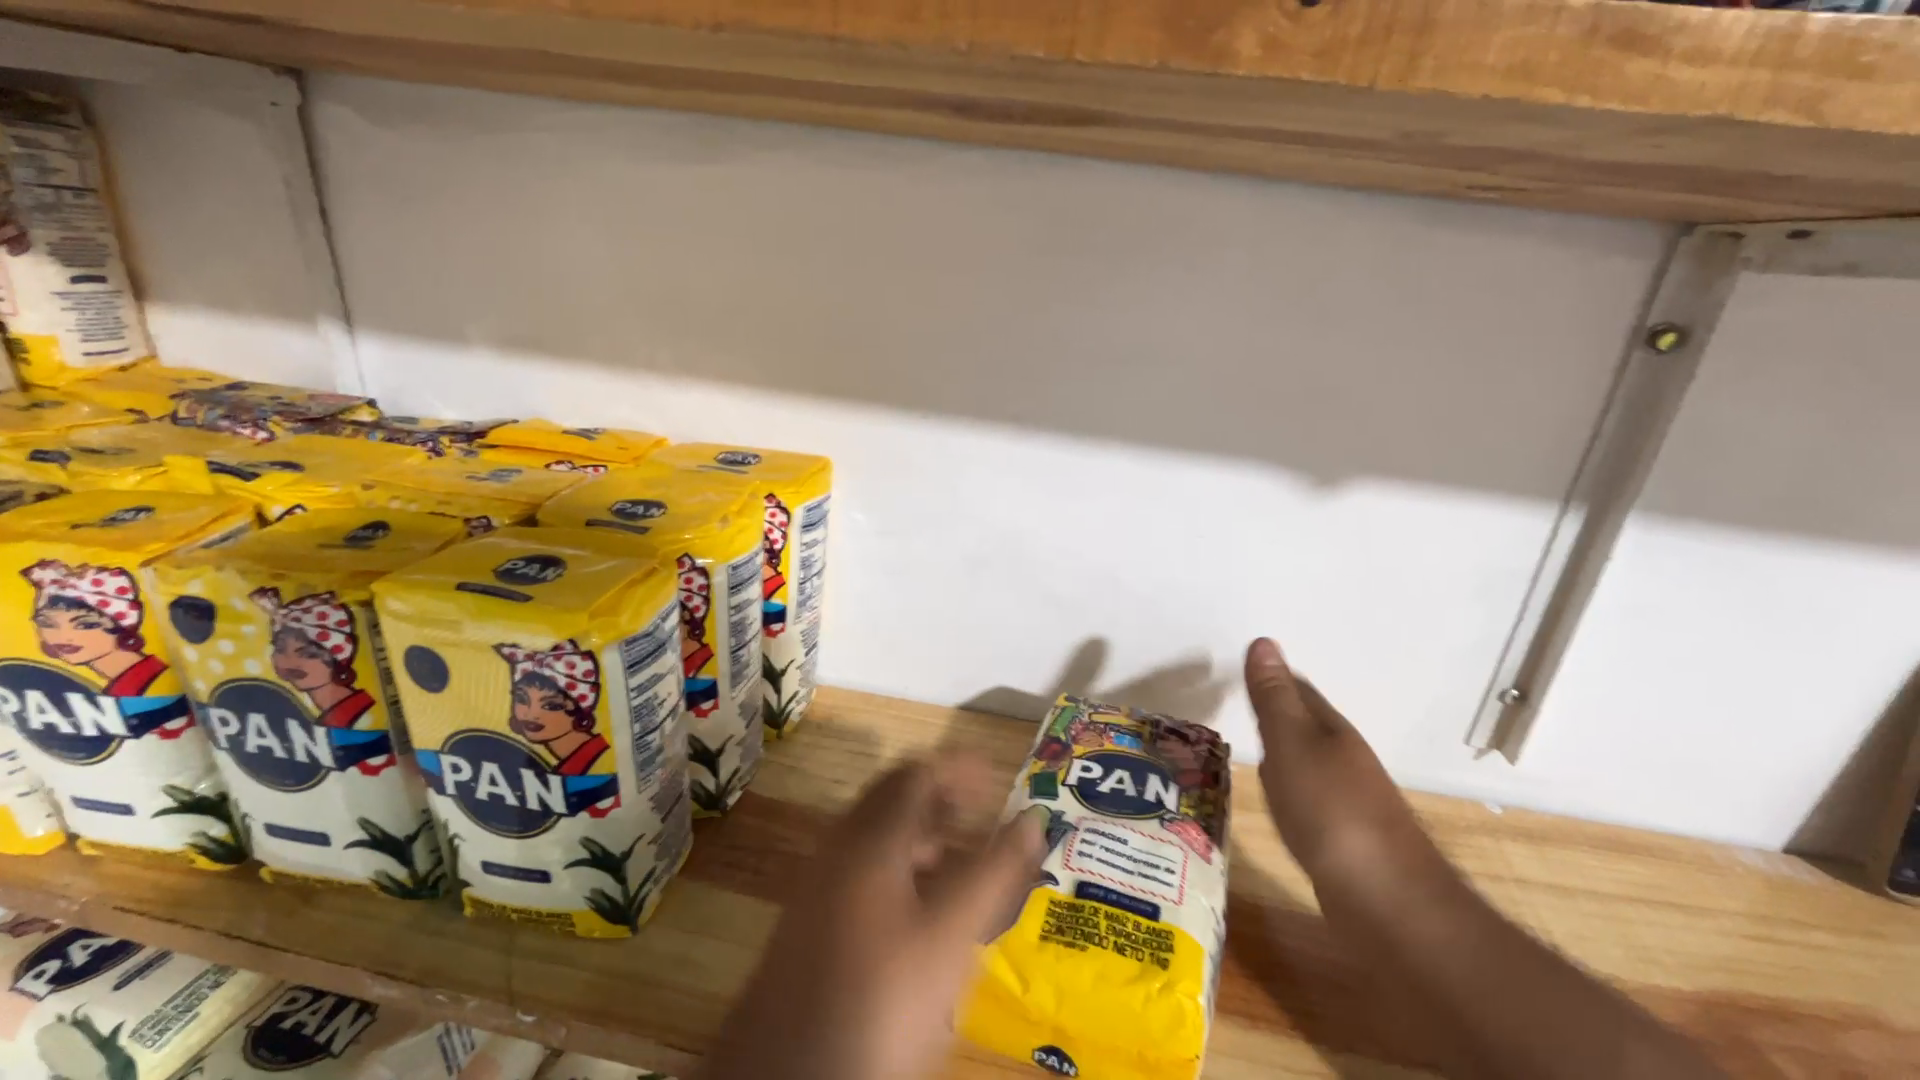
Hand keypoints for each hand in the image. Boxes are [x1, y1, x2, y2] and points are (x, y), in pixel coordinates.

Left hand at [697, 757, 1045, 1079]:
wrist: (793, 1070)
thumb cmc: (882, 995)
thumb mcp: (950, 934)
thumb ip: (993, 871)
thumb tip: (1031, 820)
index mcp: (869, 839)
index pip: (917, 774)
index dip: (960, 770)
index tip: (999, 782)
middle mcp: (837, 848)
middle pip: (894, 803)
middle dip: (945, 807)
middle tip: (986, 828)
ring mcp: (818, 884)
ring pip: (878, 841)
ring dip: (925, 843)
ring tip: (966, 873)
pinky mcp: (810, 921)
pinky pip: (862, 871)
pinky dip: (901, 873)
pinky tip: (924, 916)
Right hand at [1245, 638, 1727, 1078]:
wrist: (1385, 900)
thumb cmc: (1331, 813)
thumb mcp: (1292, 747)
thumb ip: (1275, 699)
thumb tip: (1264, 641)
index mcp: (1332, 732)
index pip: (1298, 690)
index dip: (1271, 678)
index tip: (1239, 669)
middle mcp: (1345, 760)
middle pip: (1307, 726)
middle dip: (1277, 712)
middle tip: (1237, 703)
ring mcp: (1350, 800)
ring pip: (1309, 763)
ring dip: (1283, 752)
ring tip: (1248, 749)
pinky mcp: (1346, 838)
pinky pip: (1310, 799)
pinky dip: (1289, 790)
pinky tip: (1276, 804)